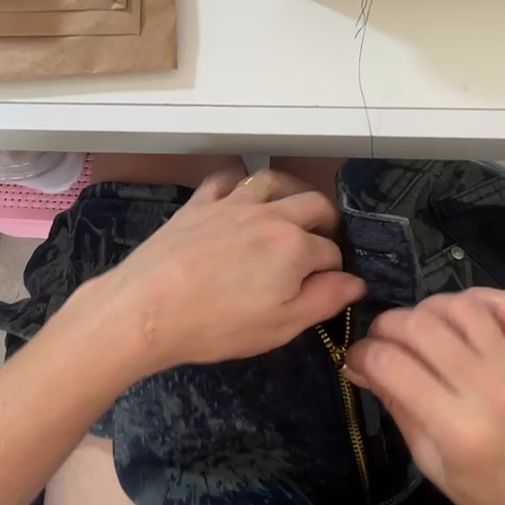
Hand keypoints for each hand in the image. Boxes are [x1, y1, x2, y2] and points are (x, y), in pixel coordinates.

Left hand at [79, 170, 365, 375]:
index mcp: (296, 245)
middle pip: (312, 203)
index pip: (331, 252)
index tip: (327, 285)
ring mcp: (232, 203)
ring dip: (288, 192)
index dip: (334, 270)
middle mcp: (270, 214)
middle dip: (325, 221)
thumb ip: (325, 299)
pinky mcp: (199, 202)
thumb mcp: (281, 325)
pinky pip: (226, 179)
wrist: (148, 306)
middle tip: (320, 242)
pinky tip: (237, 197)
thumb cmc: (218, 324)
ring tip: (288, 210)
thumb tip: (356, 281)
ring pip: (271, 181)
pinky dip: (238, 183)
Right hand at [344, 289, 504, 504]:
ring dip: (424, 310)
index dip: (360, 355)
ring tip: (416, 331)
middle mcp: (488, 388)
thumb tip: (357, 366)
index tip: (354, 361)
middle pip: (418, 326)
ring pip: (457, 305)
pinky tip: (458, 318)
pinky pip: (502, 302)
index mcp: (458, 429)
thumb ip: (396, 406)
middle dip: (384, 327)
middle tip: (379, 345)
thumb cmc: (493, 500)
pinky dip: (474, 298)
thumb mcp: (431, 464)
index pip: (391, 365)